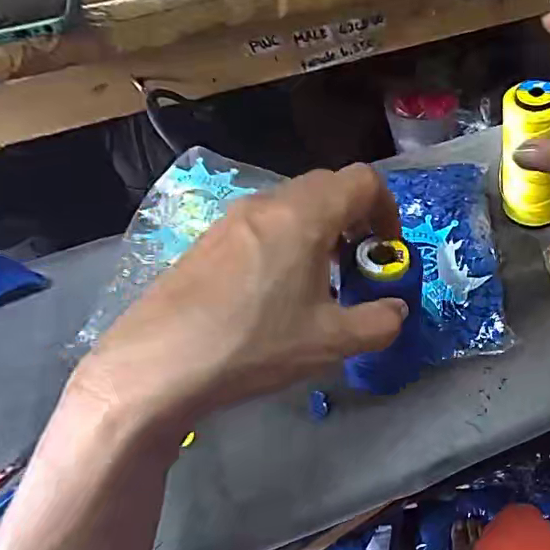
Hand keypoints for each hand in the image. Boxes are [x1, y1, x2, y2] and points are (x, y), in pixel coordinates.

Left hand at [75, 164, 407, 427]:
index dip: (388, 209)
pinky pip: (266, 224)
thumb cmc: (255, 345)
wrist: (154, 369)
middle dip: (358, 219)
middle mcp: (266, 207)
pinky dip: (292, 242)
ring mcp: (231, 221)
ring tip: (325, 281)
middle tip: (362, 264)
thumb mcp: (336, 341)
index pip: (362, 181)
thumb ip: (382, 321)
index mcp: (303, 219)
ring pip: (296, 205)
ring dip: (325, 231)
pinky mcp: (208, 241)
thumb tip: (395, 309)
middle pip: (329, 187)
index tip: (387, 249)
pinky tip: (283, 291)